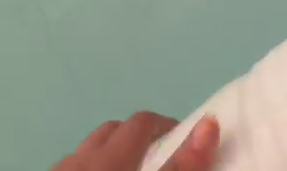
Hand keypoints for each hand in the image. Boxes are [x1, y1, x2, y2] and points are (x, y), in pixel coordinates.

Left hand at [52, 113, 218, 170]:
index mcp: (107, 161)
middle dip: (135, 141)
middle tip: (157, 164)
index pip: (141, 123)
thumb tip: (210, 125)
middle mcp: (76, 163)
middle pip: (109, 133)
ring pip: (83, 155)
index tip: (184, 144)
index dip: (166, 126)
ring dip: (105, 160)